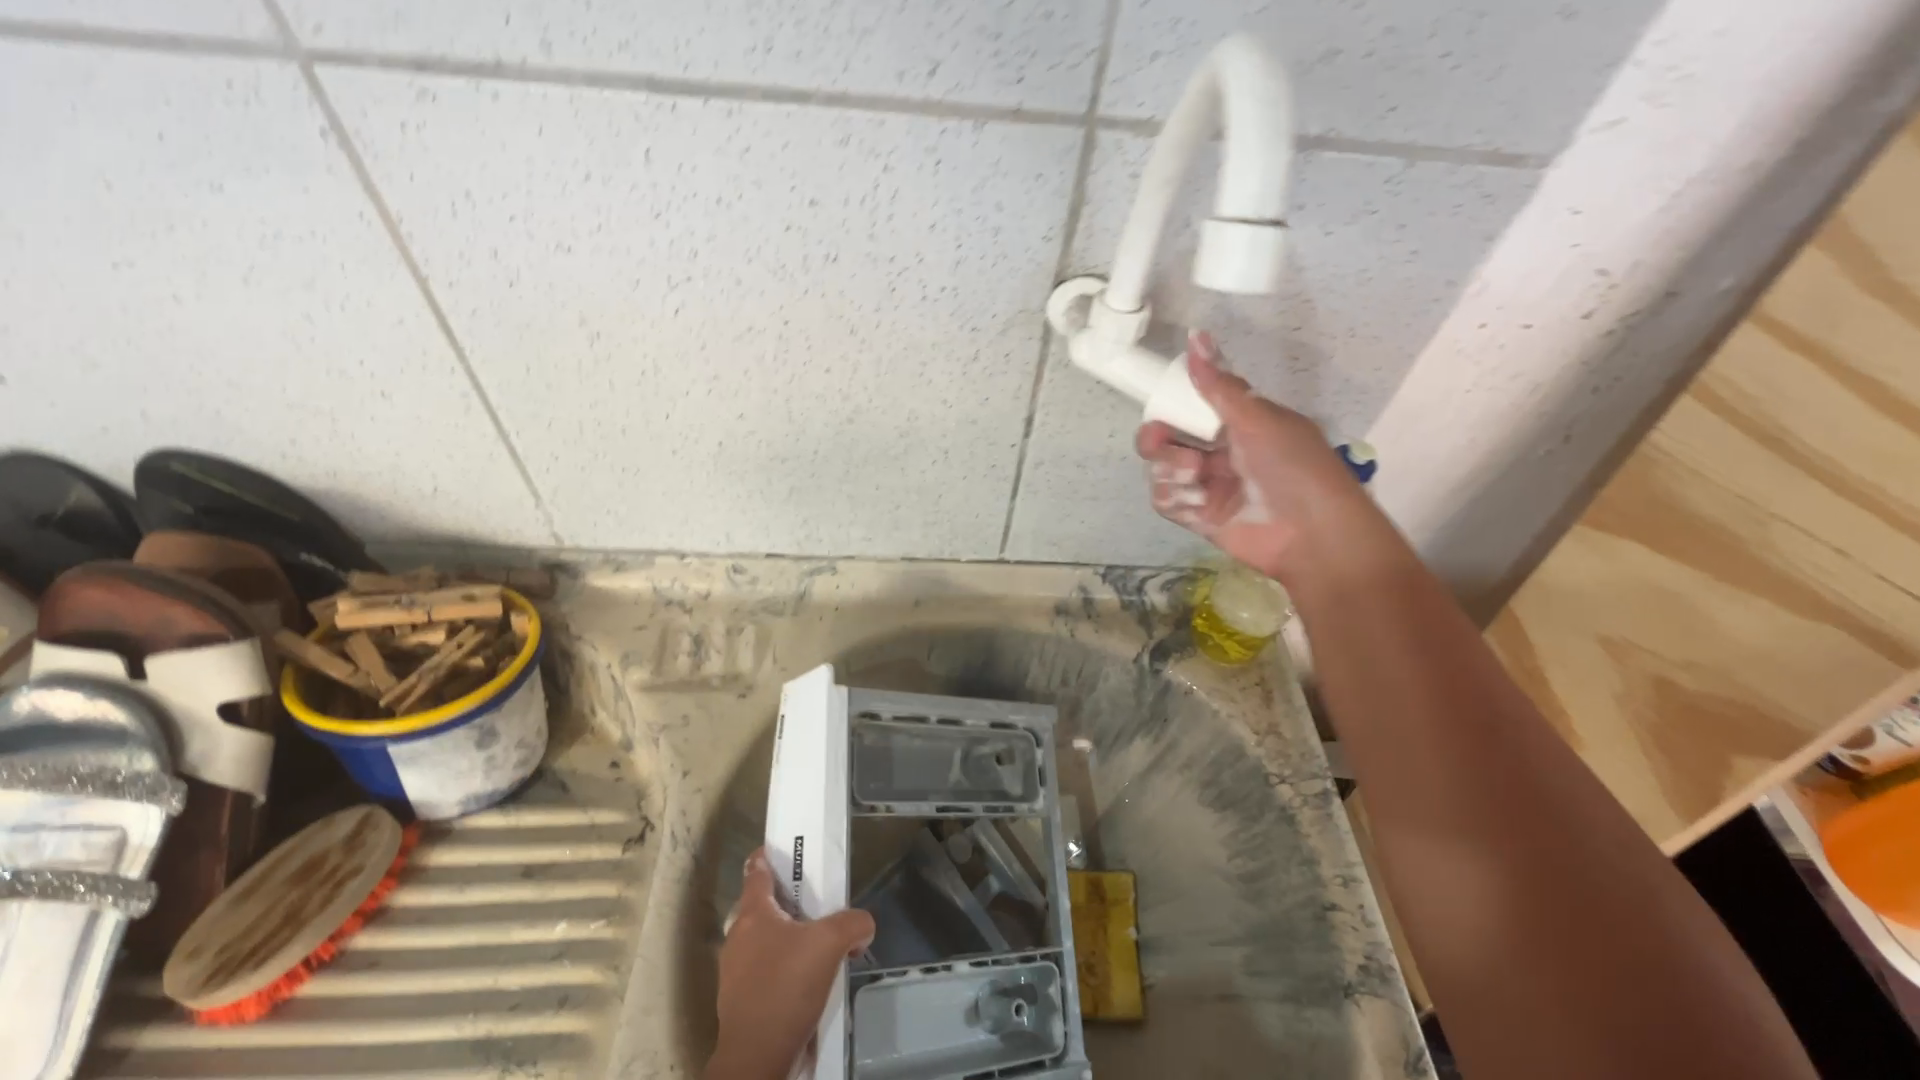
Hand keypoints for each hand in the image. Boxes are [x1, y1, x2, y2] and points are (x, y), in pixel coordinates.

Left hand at [707, 850, 876, 1079]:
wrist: (758, 1056)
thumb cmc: (787, 987)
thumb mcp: (832, 944)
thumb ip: (853, 923)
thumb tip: (862, 925)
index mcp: (753, 914)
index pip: (756, 871)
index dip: (768, 855)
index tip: (785, 850)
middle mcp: (739, 938)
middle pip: (765, 908)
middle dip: (792, 904)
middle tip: (821, 905)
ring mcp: (736, 972)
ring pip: (767, 943)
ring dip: (792, 942)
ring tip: (823, 950)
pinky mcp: (742, 1002)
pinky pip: (768, 974)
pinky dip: (788, 972)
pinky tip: (812, 985)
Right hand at [1138, 331, 1370, 582]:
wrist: (1312, 533)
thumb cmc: (1294, 466)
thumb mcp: (1259, 418)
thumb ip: (1219, 385)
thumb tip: (1195, 335)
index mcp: (1237, 425)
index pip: (1189, 409)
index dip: (1170, 407)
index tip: (1162, 407)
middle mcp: (1219, 453)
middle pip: (1165, 440)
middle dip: (1157, 440)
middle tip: (1160, 441)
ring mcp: (1207, 487)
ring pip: (1161, 471)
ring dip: (1170, 469)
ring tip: (1195, 476)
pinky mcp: (1198, 518)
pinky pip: (1166, 501)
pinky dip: (1173, 497)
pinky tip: (1194, 499)